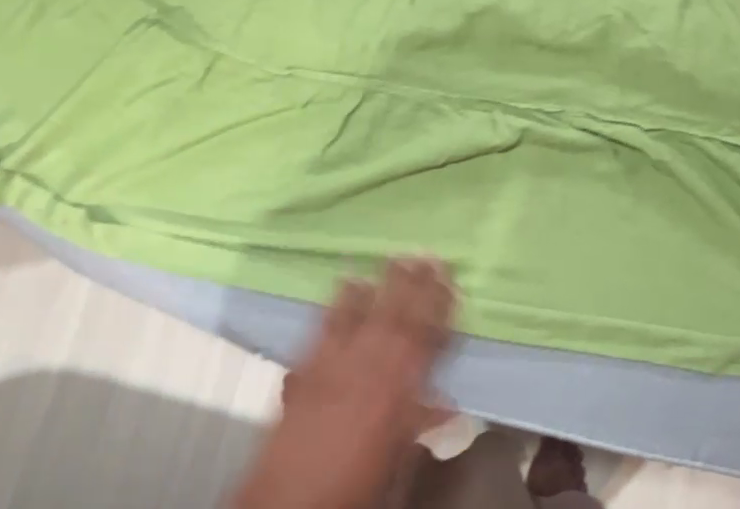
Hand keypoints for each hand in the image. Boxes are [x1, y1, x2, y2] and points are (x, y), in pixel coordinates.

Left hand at [232, 259, 454, 508]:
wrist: (288, 505)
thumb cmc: (352, 490)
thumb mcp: (396, 464)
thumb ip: (419, 426)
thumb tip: (448, 403)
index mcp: (396, 394)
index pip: (424, 341)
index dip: (439, 309)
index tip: (452, 282)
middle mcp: (365, 371)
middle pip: (394, 318)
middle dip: (412, 285)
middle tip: (427, 254)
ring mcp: (331, 365)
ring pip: (361, 314)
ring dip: (380, 284)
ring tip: (394, 256)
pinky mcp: (303, 369)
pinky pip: (325, 325)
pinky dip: (338, 302)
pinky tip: (347, 281)